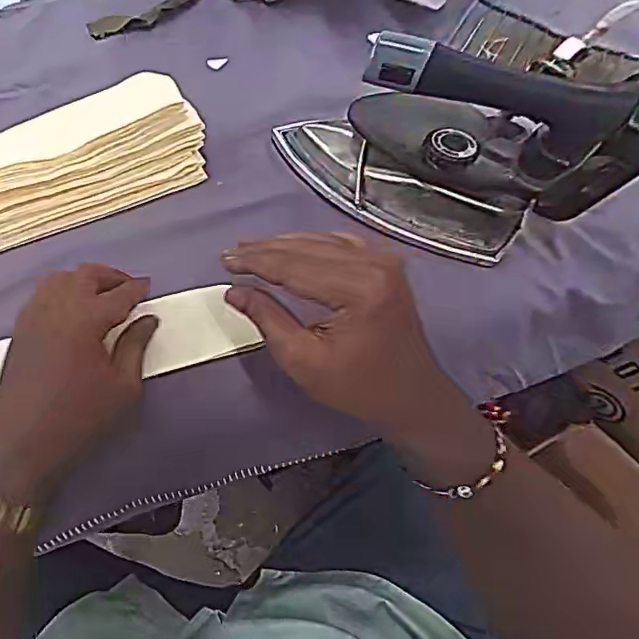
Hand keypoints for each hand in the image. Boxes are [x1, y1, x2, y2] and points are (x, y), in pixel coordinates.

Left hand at [0, 264, 158, 507]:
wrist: (23, 443)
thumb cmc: (79, 418)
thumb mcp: (123, 387)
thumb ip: (136, 346)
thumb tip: (147, 321)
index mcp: (85, 318)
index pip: (118, 293)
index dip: (137, 289)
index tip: (148, 289)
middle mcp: (56, 307)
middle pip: (86, 276)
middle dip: (111, 277)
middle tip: (128, 289)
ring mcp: (33, 316)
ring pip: (60, 279)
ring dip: (84, 281)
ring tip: (101, 296)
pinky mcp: (20, 329)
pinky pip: (42, 295)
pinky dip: (62, 291)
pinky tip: (72, 310)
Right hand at [222, 233, 482, 449]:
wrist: (413, 396)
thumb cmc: (358, 388)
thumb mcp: (303, 361)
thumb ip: (268, 319)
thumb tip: (236, 292)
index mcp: (359, 289)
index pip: (294, 266)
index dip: (255, 262)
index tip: (225, 261)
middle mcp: (375, 264)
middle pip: (307, 249)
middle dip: (265, 250)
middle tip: (230, 254)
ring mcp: (384, 261)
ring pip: (322, 242)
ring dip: (284, 246)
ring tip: (250, 250)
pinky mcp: (385, 266)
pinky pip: (340, 245)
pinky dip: (310, 246)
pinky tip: (288, 249)